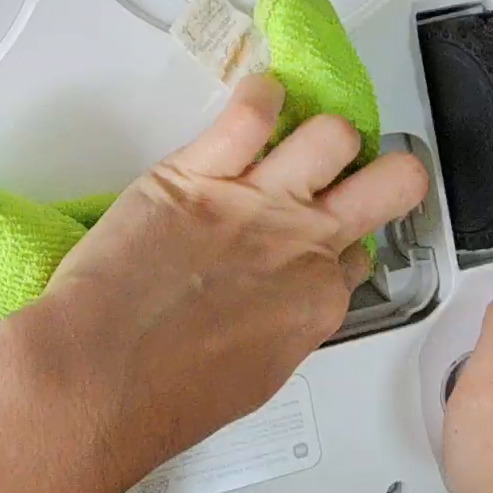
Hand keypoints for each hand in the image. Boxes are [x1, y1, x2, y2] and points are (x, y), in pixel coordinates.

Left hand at [30, 74, 427, 468]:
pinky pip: (250, 113)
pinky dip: (259, 98)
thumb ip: (284, 324)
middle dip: (382, 171)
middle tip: (343, 174)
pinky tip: (255, 101)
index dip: (339, 244)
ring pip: (331, 135)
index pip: (358, 252)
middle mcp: (304, 241)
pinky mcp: (196, 173)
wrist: (102, 374)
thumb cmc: (169, 395)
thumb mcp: (255, 373)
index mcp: (319, 299)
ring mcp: (255, 201)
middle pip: (390, 181)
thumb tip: (283, 297)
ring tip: (290, 138)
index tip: (317, 242)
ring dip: (321, 133)